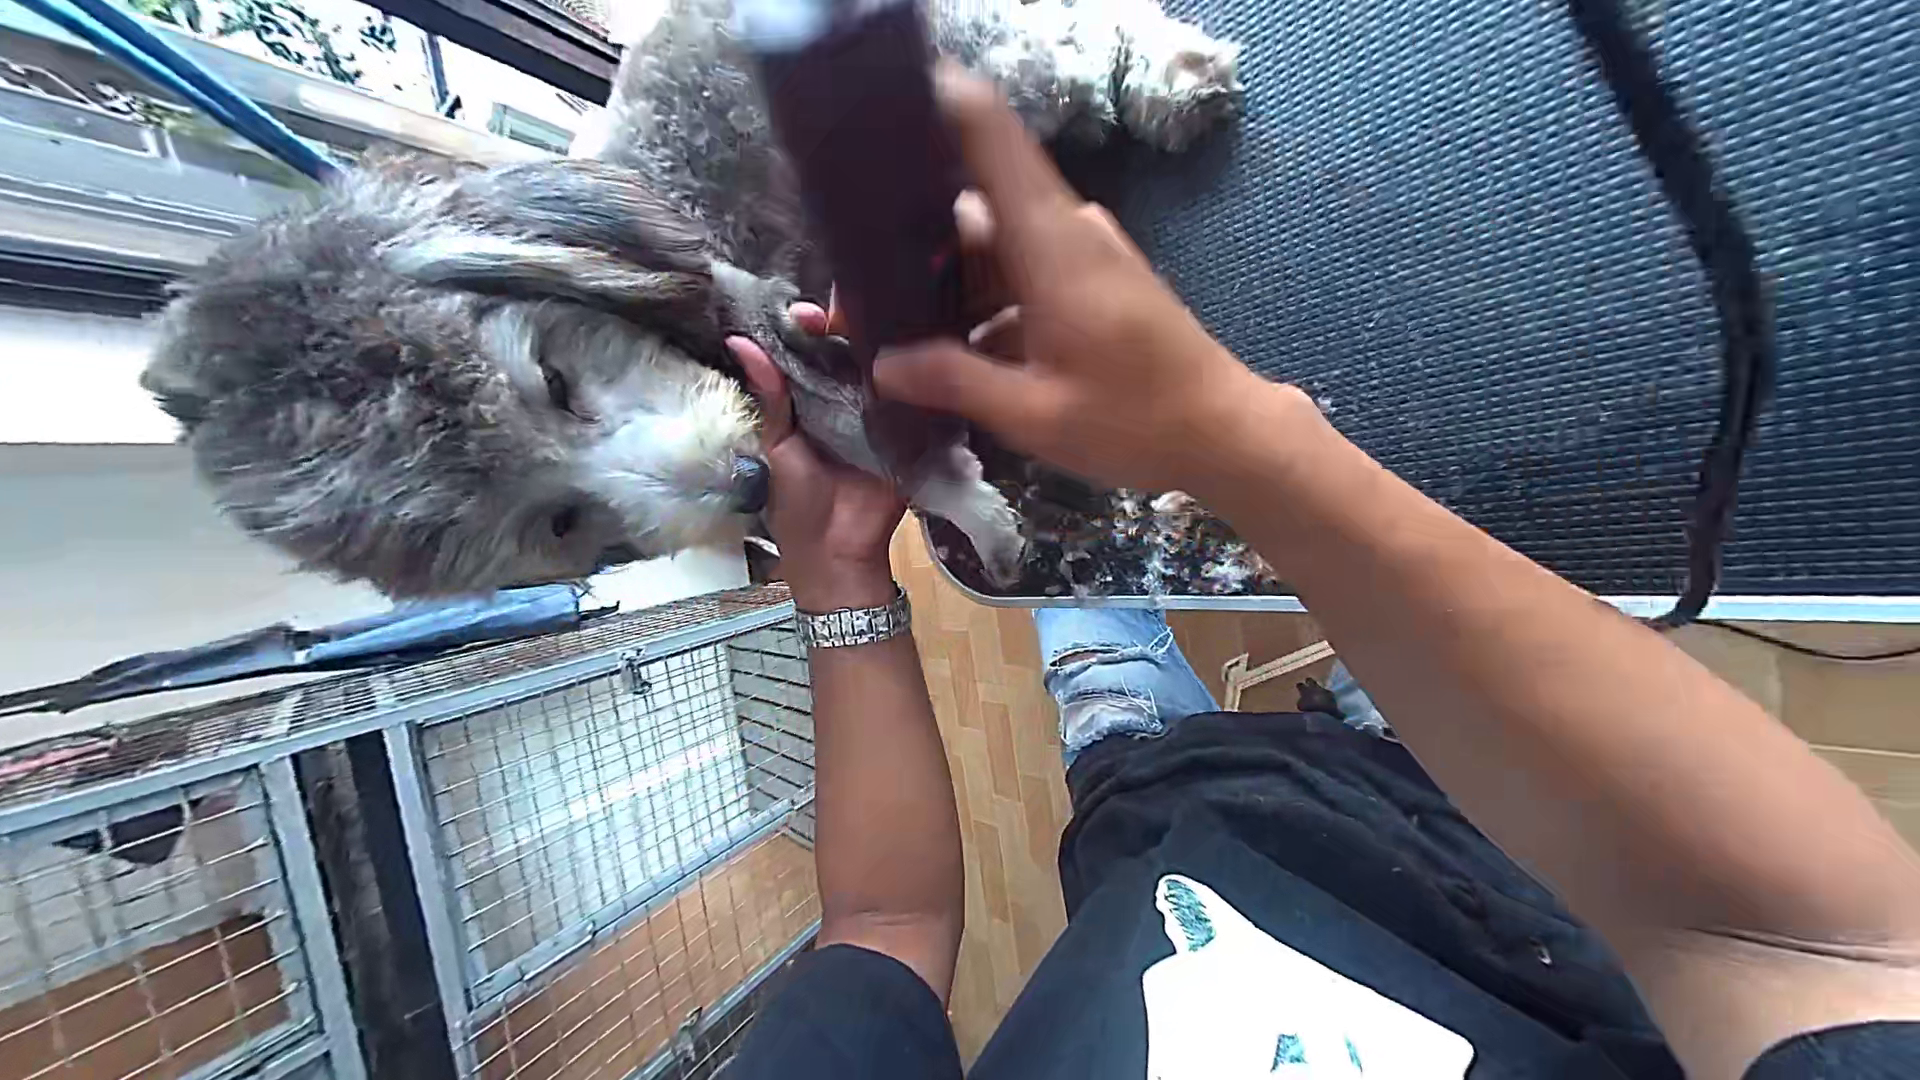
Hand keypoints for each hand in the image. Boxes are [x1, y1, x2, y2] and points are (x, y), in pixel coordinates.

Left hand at [728, 304, 906, 612]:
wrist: (838, 548)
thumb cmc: (798, 501)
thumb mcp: (777, 445)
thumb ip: (770, 396)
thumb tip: (739, 341)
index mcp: (813, 400)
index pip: (813, 353)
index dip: (810, 328)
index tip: (806, 313)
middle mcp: (848, 401)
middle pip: (851, 355)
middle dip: (849, 328)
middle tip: (846, 306)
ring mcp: (881, 416)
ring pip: (884, 372)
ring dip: (884, 347)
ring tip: (883, 315)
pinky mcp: (909, 434)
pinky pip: (912, 402)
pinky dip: (914, 380)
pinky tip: (918, 349)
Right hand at [873, 65, 1298, 493]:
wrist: (1221, 432)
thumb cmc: (1133, 421)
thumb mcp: (1033, 413)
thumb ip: (954, 381)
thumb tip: (883, 366)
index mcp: (1049, 242)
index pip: (984, 130)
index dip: (926, 108)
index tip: (867, 131)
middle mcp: (1065, 230)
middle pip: (973, 205)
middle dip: (913, 245)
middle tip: (859, 299)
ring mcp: (1082, 255)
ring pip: (995, 247)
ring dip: (948, 287)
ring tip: (898, 336)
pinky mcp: (1091, 283)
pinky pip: (1022, 276)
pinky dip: (984, 306)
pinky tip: (956, 353)